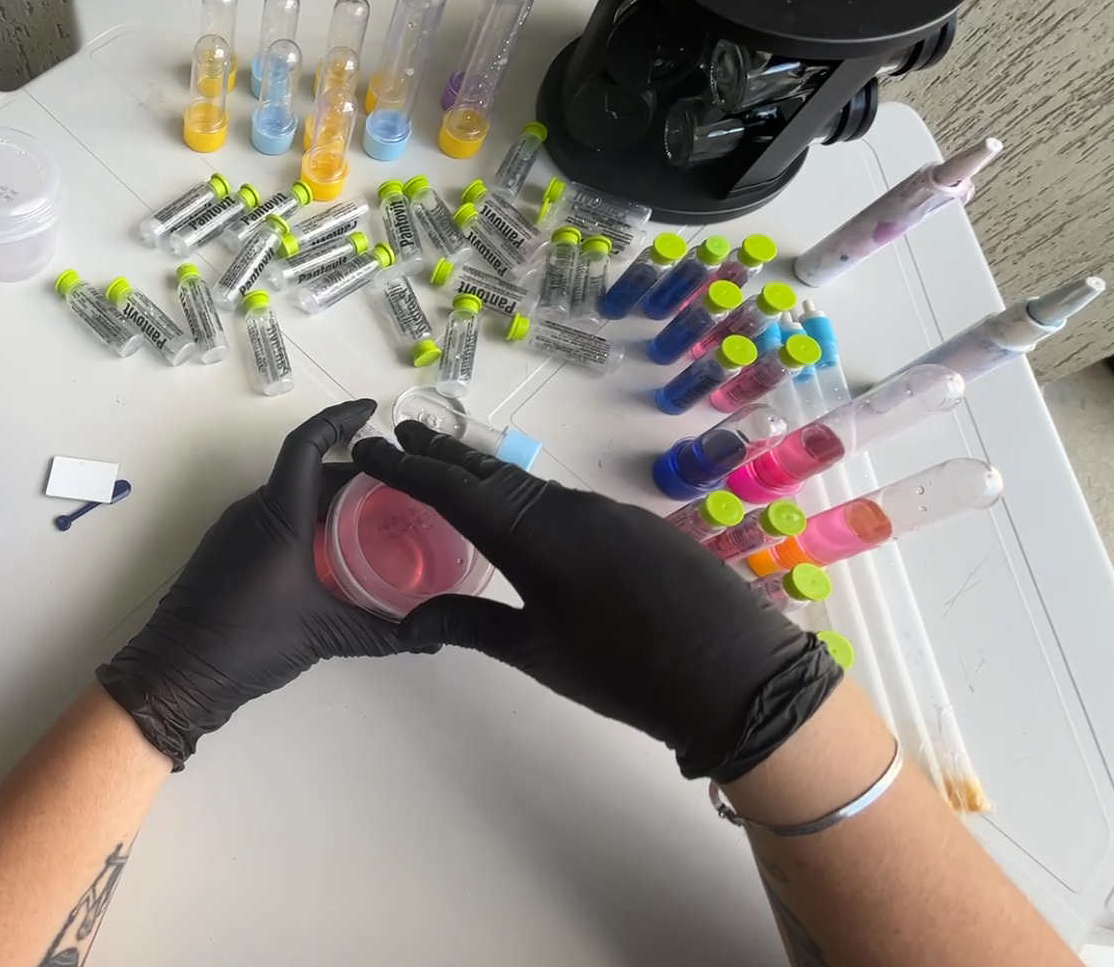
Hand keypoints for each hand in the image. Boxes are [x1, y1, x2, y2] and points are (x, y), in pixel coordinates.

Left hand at [97, 399, 411, 768]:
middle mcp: (254, 510)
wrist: (177, 672)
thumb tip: (428, 637)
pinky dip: (309, 523)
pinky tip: (336, 551)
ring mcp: (236, 530)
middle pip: (307, 473)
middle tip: (397, 485)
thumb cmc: (245, 640)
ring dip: (330, 501)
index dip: (338, 419)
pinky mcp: (229, 551)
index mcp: (276, 513)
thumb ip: (379, 632)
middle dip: (352, 473)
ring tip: (377, 516)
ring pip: (291, 498)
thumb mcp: (322, 634)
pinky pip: (276, 520)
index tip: (369, 411)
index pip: (306, 445)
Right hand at [355, 420, 840, 781]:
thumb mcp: (536, 651)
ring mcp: (603, 509)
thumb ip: (467, 624)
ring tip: (449, 469)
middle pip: (485, 469)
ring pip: (524, 482)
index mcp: (529, 535)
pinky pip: (561, 498)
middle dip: (438, 451)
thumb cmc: (624, 671)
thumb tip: (406, 624)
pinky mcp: (634, 522)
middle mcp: (563, 506)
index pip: (448, 488)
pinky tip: (520, 513)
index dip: (403, 466)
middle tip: (402, 434)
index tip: (370, 448)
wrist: (743, 679)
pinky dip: (521, 494)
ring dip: (480, 472)